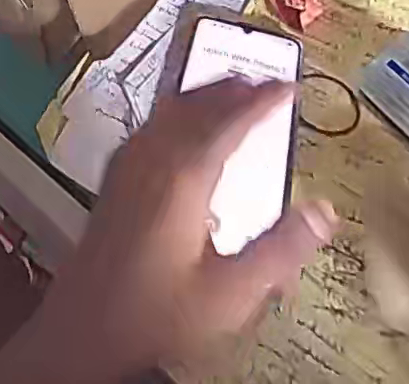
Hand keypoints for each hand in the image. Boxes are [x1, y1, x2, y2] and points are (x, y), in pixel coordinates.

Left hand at [0, 77, 336, 382]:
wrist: (85, 325)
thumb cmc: (160, 312)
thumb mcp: (229, 294)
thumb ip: (279, 251)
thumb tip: (323, 211)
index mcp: (186, 174)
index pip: (232, 120)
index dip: (263, 100)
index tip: (288, 86)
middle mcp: (156, 154)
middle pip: (201, 104)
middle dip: (236, 88)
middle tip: (266, 82)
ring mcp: (132, 158)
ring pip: (175, 106)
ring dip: (208, 92)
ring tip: (234, 89)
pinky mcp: (118, 169)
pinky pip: (155, 118)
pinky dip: (182, 105)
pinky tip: (185, 117)